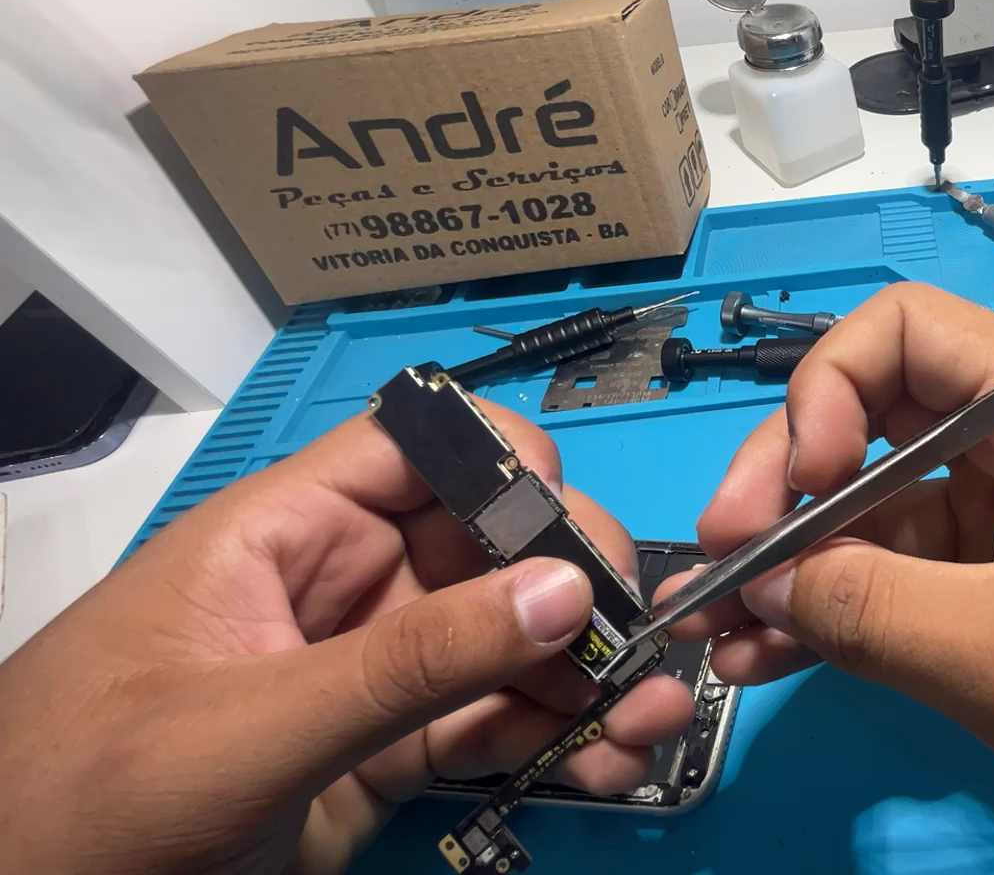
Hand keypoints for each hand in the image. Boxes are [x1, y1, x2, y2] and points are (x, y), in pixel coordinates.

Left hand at [0, 401, 692, 873]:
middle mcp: (364, 581)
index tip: (570, 534)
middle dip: (582, 585)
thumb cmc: (58, 833)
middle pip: (507, 541)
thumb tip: (568, 590)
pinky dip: (569, 733)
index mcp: (297, 533)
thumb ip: (408, 662)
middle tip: (632, 640)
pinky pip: (511, 715)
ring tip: (648, 717)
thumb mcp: (231, 742)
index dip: (508, 464)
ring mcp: (395, 663)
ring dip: (597, 670)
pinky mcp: (413, 740)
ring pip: (526, 633)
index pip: (427, 446)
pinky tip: (612, 758)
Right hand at [658, 284, 993, 859]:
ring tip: (717, 629)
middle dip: (786, 486)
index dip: (825, 388)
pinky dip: (838, 607)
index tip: (793, 482)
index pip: (904, 331)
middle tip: (721, 567)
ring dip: (795, 562)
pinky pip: (901, 570)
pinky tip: (771, 652)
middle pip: (868, 418)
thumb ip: (879, 613)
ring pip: (873, 506)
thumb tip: (758, 580)